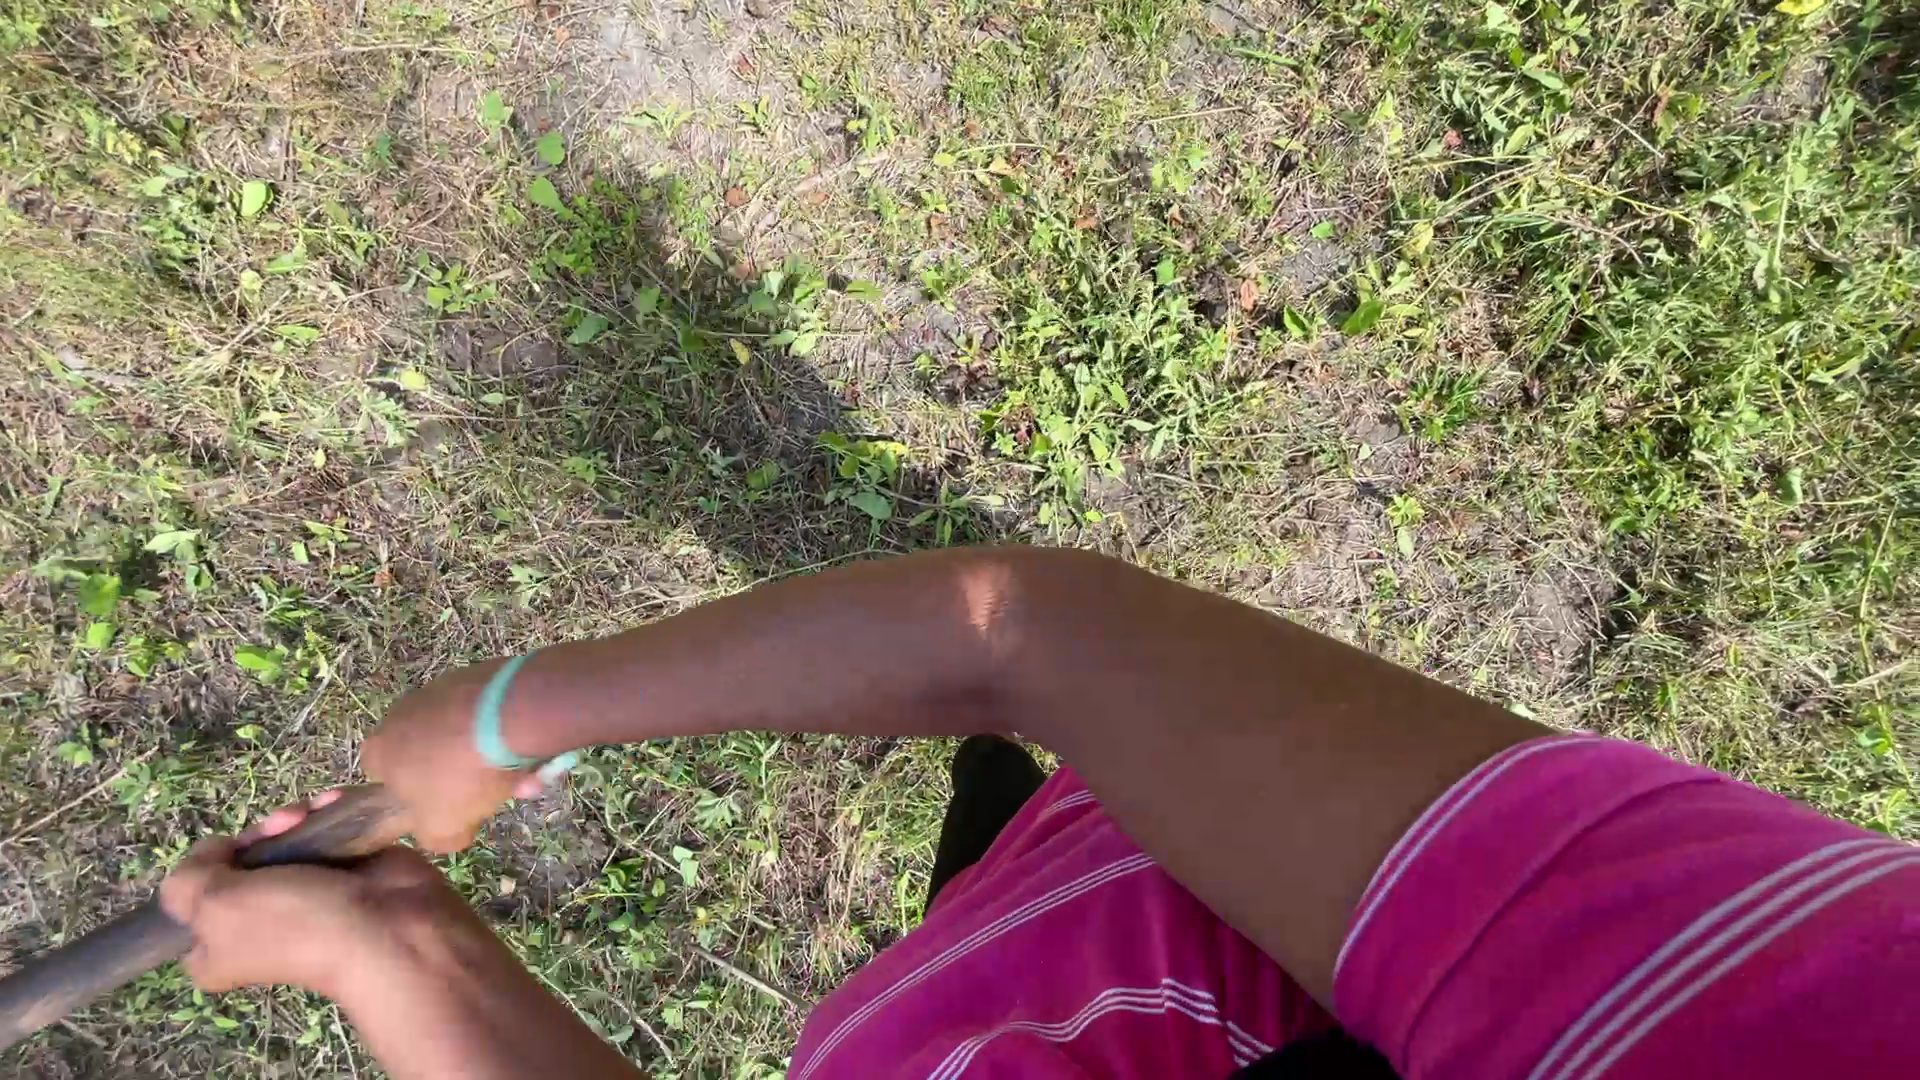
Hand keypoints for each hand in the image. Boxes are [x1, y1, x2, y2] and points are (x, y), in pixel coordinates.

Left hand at [158, 793, 477, 999]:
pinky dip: (332, 810)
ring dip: (299, 815)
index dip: (210, 864)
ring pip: (291, 838)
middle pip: (248, 857)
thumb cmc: (295, 922)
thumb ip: (188, 877)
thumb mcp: (216, 906)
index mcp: (217, 944)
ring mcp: (310, 888)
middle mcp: (261, 915)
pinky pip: (332, 829)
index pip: (198, 896)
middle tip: (283, 824)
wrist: (385, 924)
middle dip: (264, 831)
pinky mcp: (352, 864)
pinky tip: (337, 800)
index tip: (231, 852)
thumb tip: (211, 850)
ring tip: (316, 808)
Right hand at [360, 659, 547, 852]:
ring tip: (529, 772)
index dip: (422, 796)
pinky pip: (497, 710)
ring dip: (500, 755)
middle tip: (501, 788)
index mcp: (379, 748)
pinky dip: (515, 728)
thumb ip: (438, 837)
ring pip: (472, 733)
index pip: (389, 779)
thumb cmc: (462, 776)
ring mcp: (446, 686)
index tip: (454, 803)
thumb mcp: (443, 829)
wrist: (511, 713)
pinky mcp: (485, 672)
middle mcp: (405, 711)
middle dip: (472, 775)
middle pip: (437, 754)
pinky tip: (536, 744)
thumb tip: (452, 833)